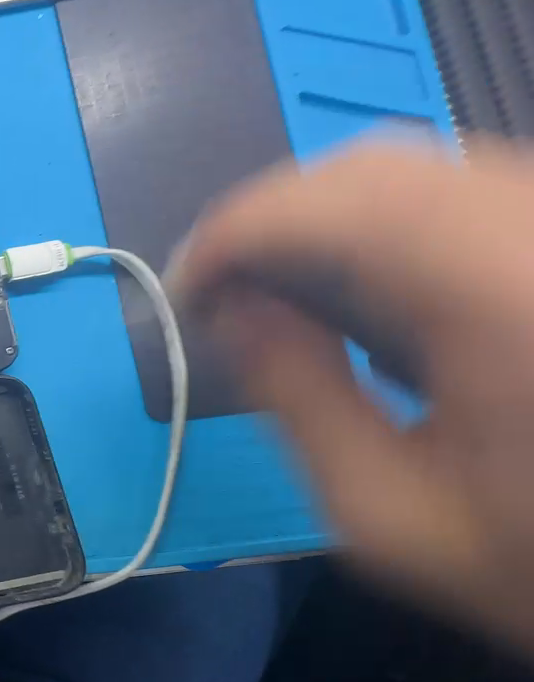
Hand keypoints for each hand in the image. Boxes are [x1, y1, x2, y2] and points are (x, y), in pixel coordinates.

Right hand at [170, 140, 533, 647]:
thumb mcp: (387, 513)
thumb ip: (297, 399)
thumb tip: (229, 309)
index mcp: (511, 309)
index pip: (343, 206)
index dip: (235, 231)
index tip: (182, 292)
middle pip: (380, 169)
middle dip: (265, 219)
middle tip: (216, 292)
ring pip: (424, 168)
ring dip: (317, 218)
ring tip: (270, 289)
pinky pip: (466, 196)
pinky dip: (377, 224)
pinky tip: (353, 290)